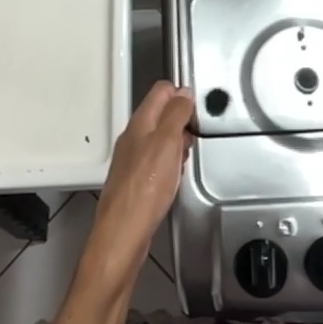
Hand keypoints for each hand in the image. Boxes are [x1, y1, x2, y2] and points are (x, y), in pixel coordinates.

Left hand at [89, 82, 193, 278]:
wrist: (123, 232)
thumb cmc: (146, 187)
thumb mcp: (167, 143)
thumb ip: (176, 114)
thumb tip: (183, 91)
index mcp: (139, 122)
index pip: (160, 91)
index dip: (181, 93)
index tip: (199, 108)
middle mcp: (132, 137)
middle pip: (159, 113)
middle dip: (181, 119)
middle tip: (195, 134)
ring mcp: (131, 159)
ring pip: (158, 138)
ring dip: (176, 142)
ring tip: (187, 155)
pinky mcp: (134, 180)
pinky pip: (155, 160)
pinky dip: (169, 162)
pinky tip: (176, 175)